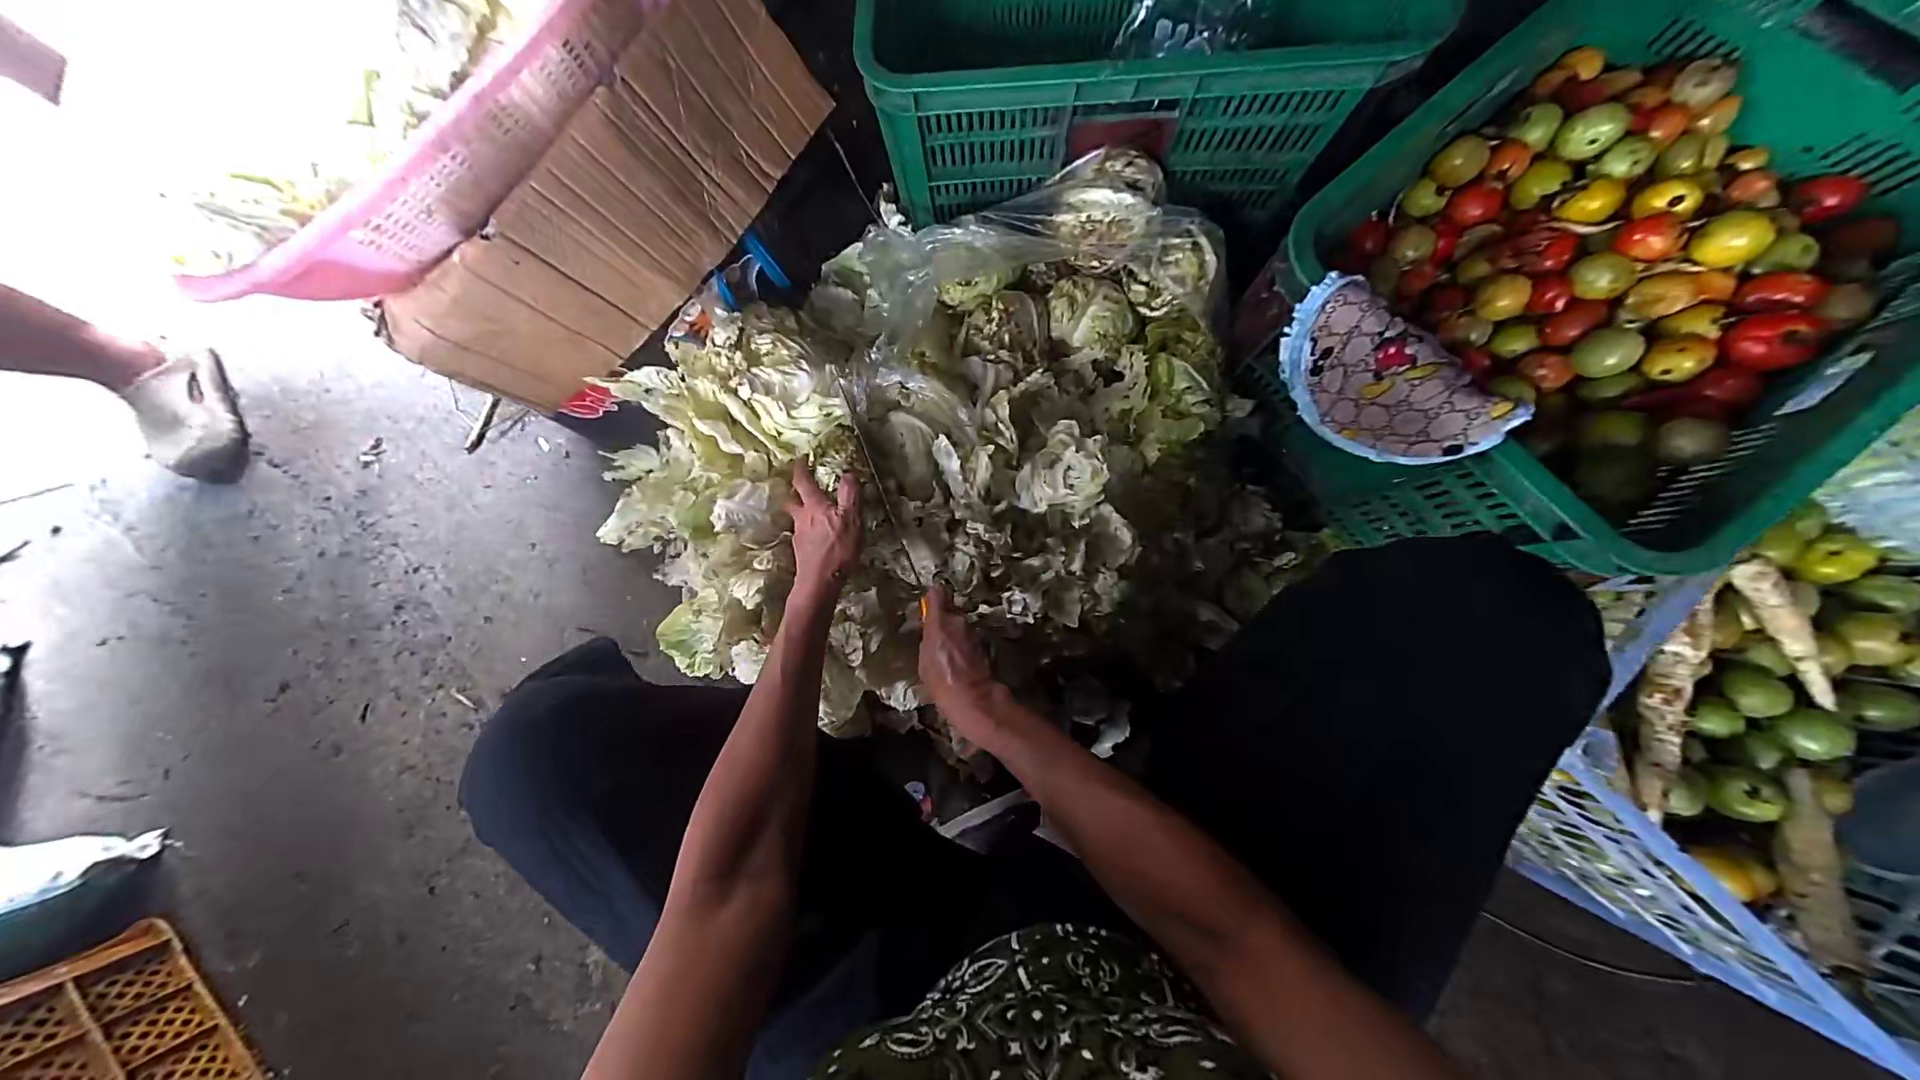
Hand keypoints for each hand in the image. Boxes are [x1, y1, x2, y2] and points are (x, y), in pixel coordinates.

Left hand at [790, 461, 861, 593]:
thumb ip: (850, 495)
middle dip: (794, 490)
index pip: (802, 482)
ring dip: (801, 510)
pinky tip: (817, 535)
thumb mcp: (851, 519)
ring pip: (797, 517)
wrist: (820, 582)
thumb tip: (848, 474)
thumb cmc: (838, 549)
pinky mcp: (801, 551)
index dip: (800, 469)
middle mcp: (802, 518)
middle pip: (793, 499)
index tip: (800, 459)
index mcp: (814, 507)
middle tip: (799, 484)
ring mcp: (799, 536)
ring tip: (811, 510)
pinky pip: (803, 533)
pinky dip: (808, 529)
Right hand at [918, 584, 999, 716]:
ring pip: (962, 626)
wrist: (972, 696)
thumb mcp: (924, 659)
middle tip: (938, 635)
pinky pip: (970, 639)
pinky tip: (960, 660)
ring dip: (957, 634)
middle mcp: (959, 621)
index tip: (931, 596)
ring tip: (949, 652)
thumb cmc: (940, 680)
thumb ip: (928, 638)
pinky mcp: (985, 644)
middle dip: (945, 620)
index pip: (937, 595)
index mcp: (940, 622)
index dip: (934, 595)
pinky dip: (966, 645)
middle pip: (951, 612)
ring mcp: (974, 632)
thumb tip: (932, 631)